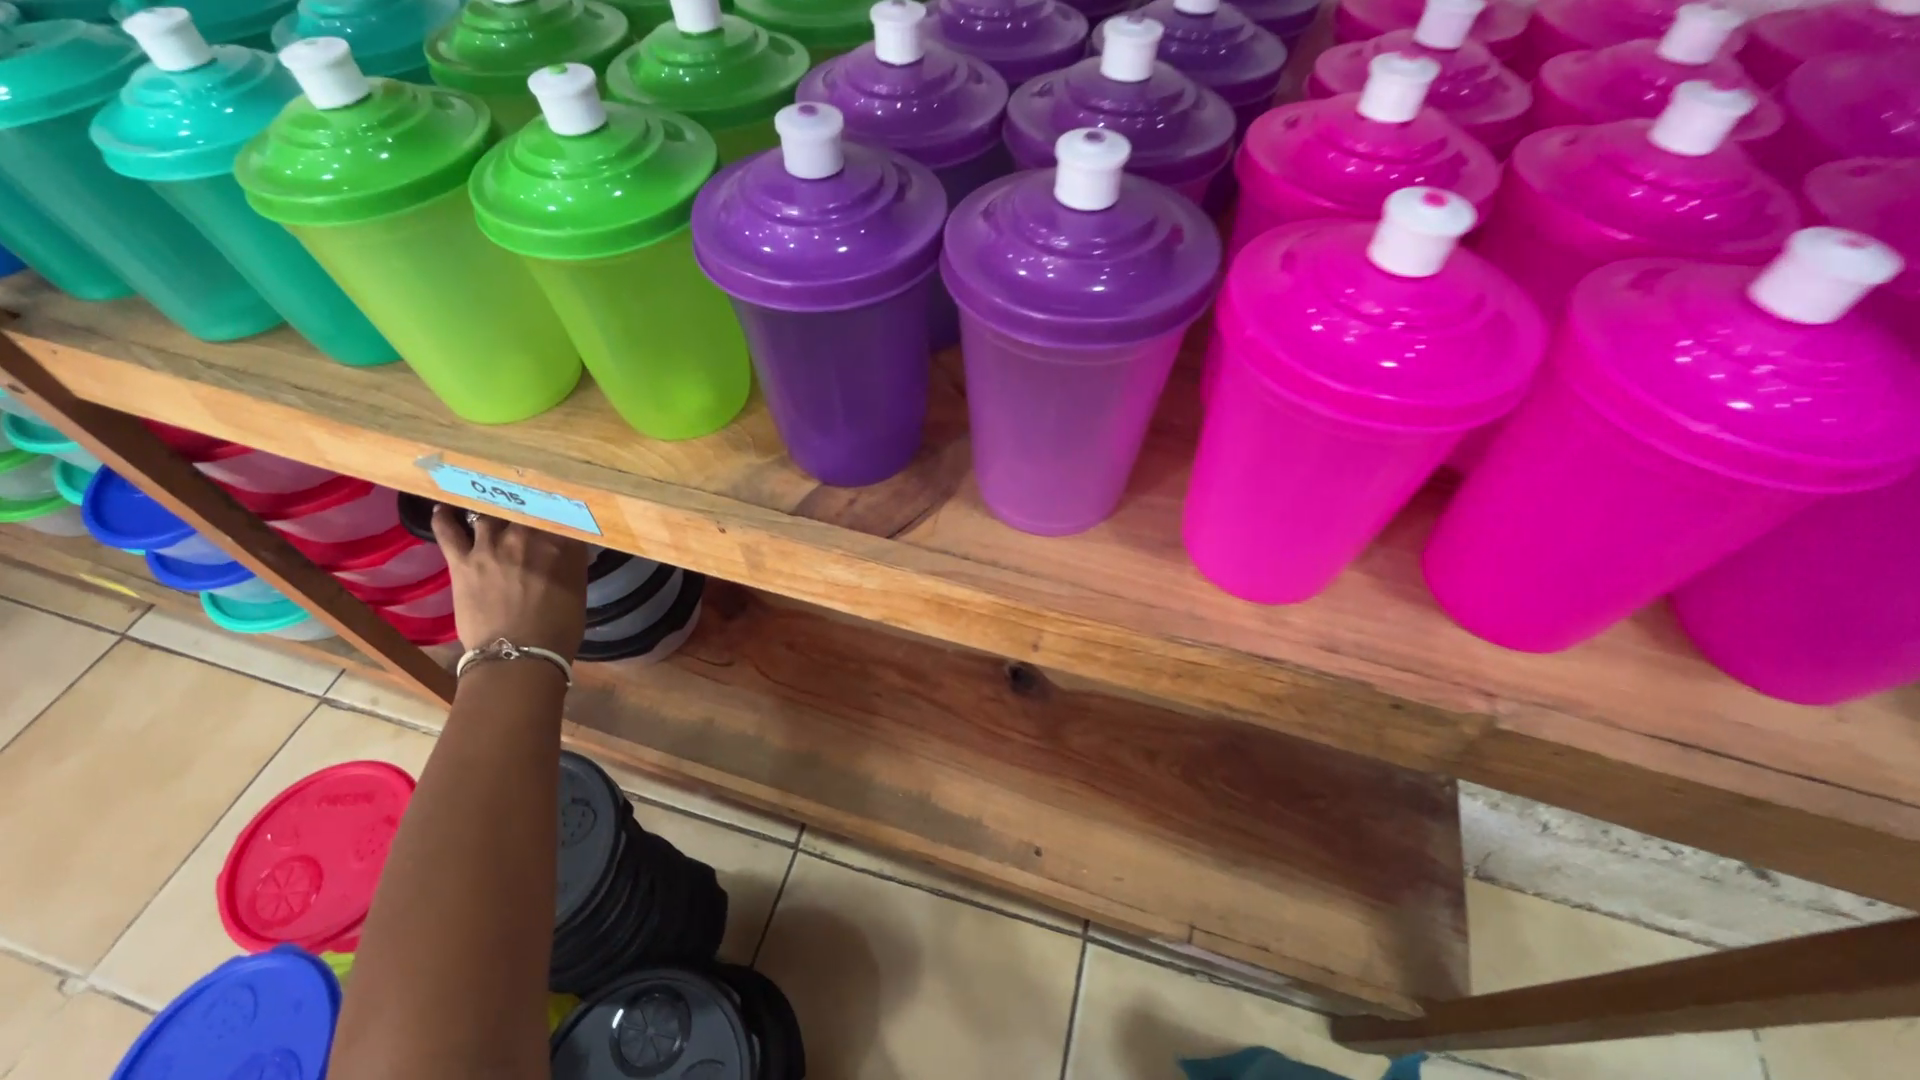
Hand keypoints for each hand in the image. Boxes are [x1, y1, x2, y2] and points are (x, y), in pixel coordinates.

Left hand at [431, 505, 590, 658]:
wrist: (518, 655)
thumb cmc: (558, 629)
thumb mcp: (578, 590)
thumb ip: (571, 561)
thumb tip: (566, 545)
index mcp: (561, 543)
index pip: (561, 511)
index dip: (560, 509)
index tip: (560, 510)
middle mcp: (526, 535)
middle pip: (525, 505)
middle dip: (527, 506)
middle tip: (526, 508)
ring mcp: (491, 545)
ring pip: (489, 512)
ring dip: (492, 511)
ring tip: (491, 510)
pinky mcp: (461, 560)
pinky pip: (447, 530)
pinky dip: (444, 517)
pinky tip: (444, 508)